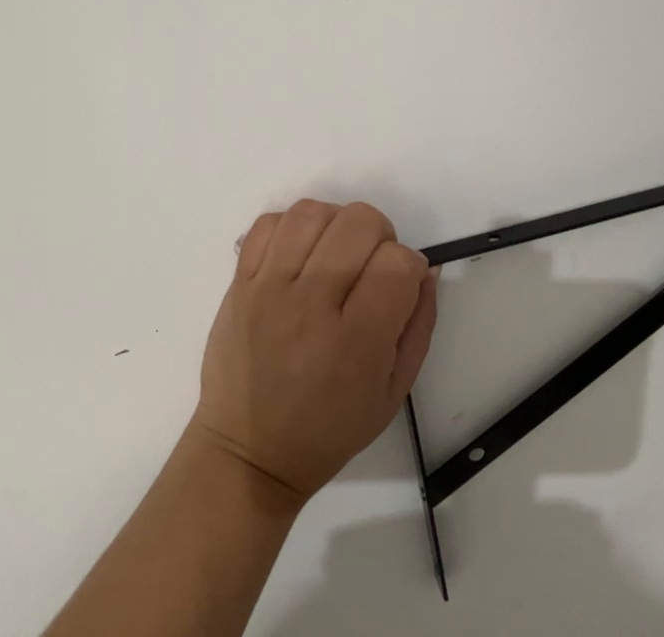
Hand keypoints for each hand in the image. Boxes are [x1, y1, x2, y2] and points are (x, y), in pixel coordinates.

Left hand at [189, 200, 437, 504]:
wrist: (250, 450)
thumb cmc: (329, 429)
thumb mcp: (394, 391)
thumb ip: (418, 325)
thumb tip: (424, 269)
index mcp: (357, 341)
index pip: (398, 262)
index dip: (409, 264)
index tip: (399, 286)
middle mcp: (311, 306)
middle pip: (358, 223)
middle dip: (379, 237)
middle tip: (370, 267)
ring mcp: (269, 289)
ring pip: (312, 213)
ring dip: (335, 224)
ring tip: (334, 254)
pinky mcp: (239, 283)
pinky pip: (266, 224)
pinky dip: (290, 227)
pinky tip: (299, 256)